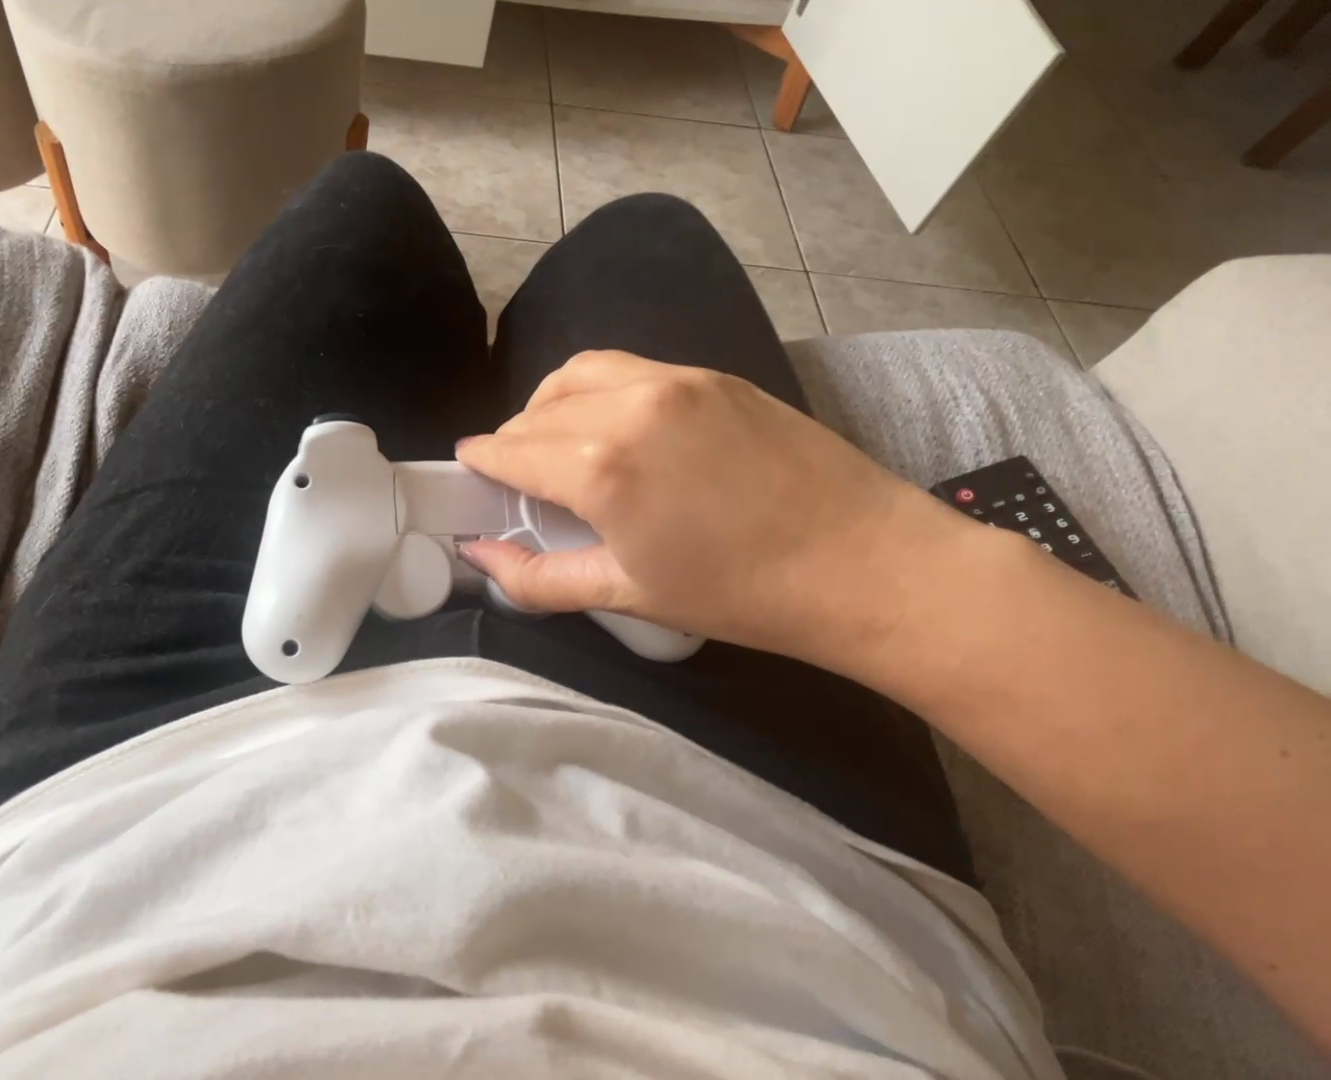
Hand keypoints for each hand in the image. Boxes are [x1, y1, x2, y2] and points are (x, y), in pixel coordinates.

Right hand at [456, 350, 971, 669]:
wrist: (868, 564)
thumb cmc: (741, 594)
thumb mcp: (627, 593)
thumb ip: (538, 576)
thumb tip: (479, 555)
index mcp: (601, 466)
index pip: (509, 449)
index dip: (481, 465)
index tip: (469, 476)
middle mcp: (629, 405)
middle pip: (536, 411)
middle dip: (513, 443)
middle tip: (519, 484)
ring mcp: (676, 380)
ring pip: (578, 375)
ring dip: (549, 406)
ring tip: (558, 448)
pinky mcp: (713, 375)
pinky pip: (627, 368)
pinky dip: (597, 390)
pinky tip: (615, 430)